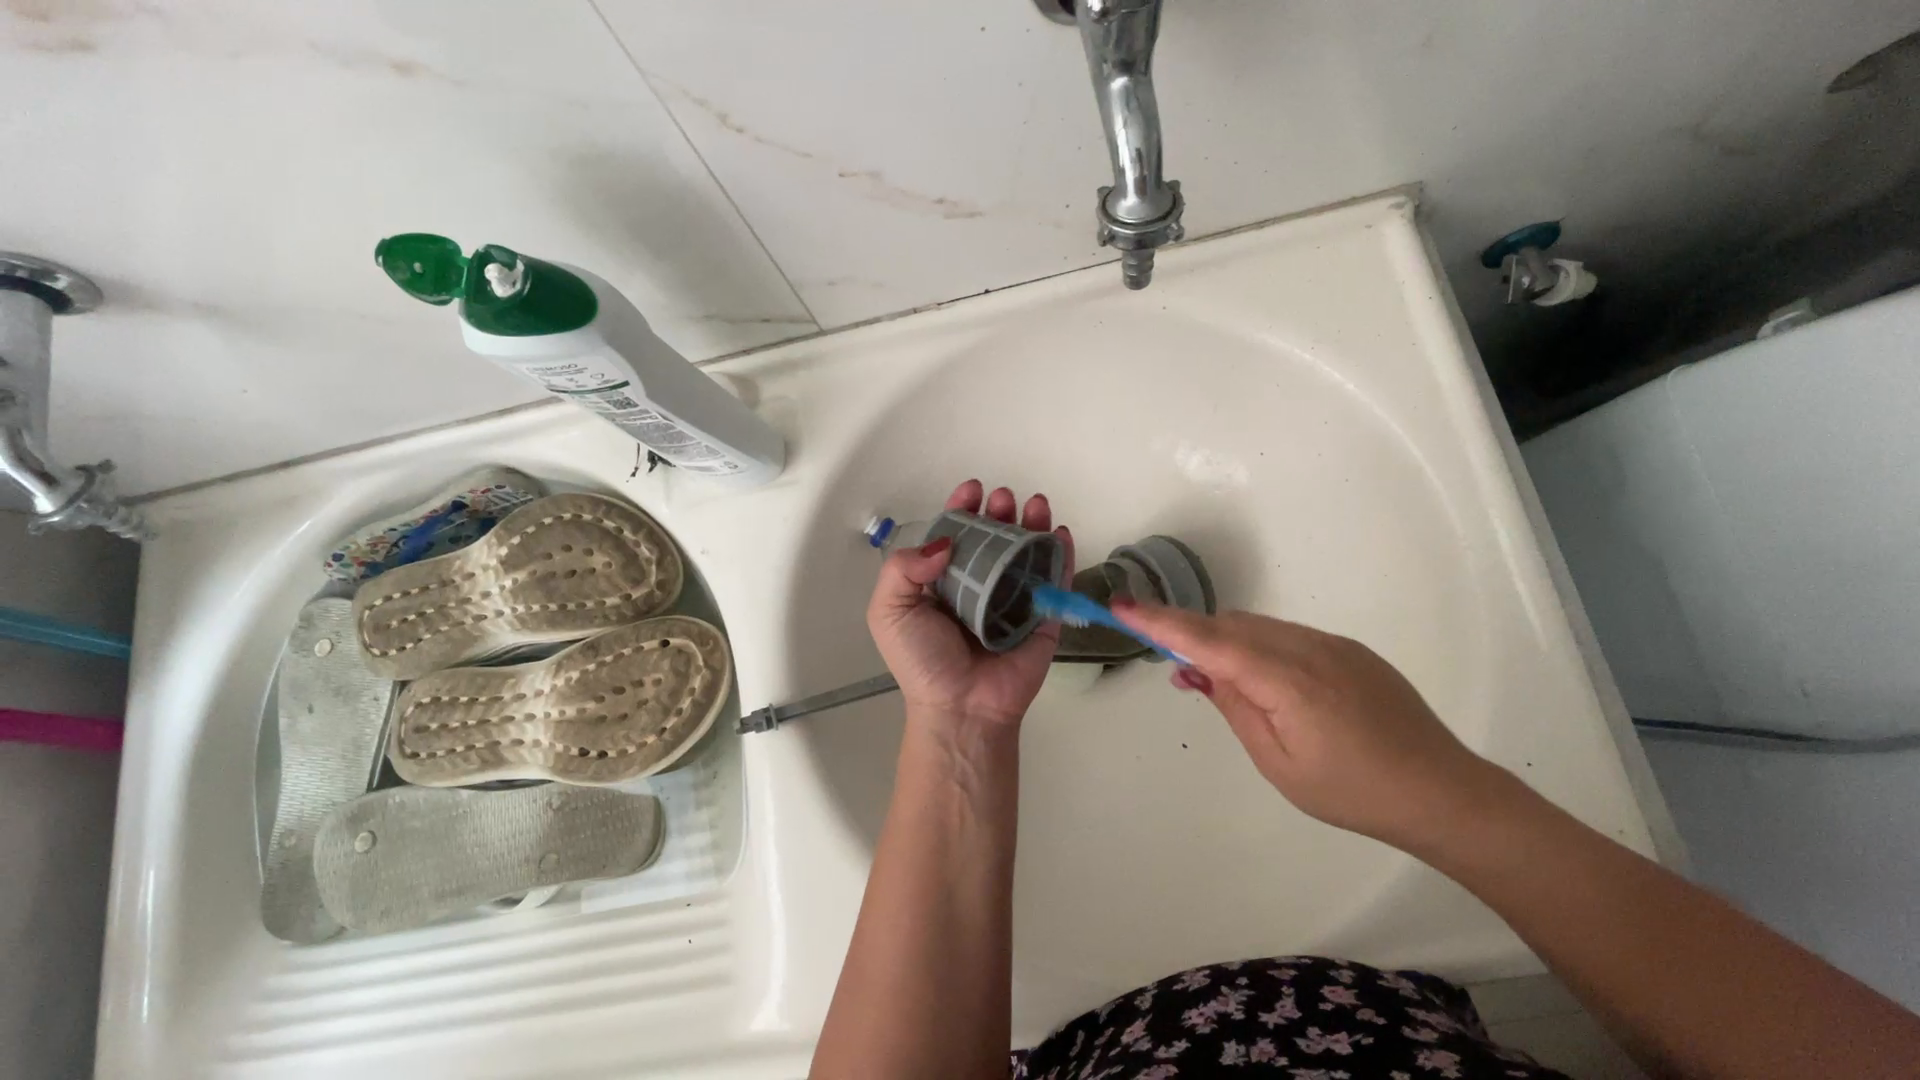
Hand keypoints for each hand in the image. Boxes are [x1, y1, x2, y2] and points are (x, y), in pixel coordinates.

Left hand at [867, 480, 1073, 726]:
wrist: (960, 707)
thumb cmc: (921, 661)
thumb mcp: (889, 610)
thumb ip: (903, 569)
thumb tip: (945, 543)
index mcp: (942, 582)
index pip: (955, 536)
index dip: (963, 509)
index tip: (972, 490)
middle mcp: (979, 586)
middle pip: (994, 538)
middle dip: (999, 512)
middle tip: (1003, 499)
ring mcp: (1013, 600)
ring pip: (1026, 552)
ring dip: (1032, 523)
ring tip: (1034, 504)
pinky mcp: (1043, 618)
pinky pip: (1055, 581)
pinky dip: (1061, 554)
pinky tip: (1060, 533)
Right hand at [1115, 604, 1506, 849]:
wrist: (1440, 792)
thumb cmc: (1351, 791)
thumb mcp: (1278, 762)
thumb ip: (1234, 706)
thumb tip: (1195, 669)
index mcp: (1287, 679)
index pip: (1209, 640)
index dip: (1162, 622)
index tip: (1122, 605)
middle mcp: (1309, 648)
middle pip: (1231, 624)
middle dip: (1191, 633)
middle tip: (1169, 665)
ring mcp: (1334, 645)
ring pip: (1260, 627)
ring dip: (1226, 641)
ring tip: (1214, 680)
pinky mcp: (1351, 652)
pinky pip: (1288, 636)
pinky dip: (1259, 647)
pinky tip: (1262, 682)